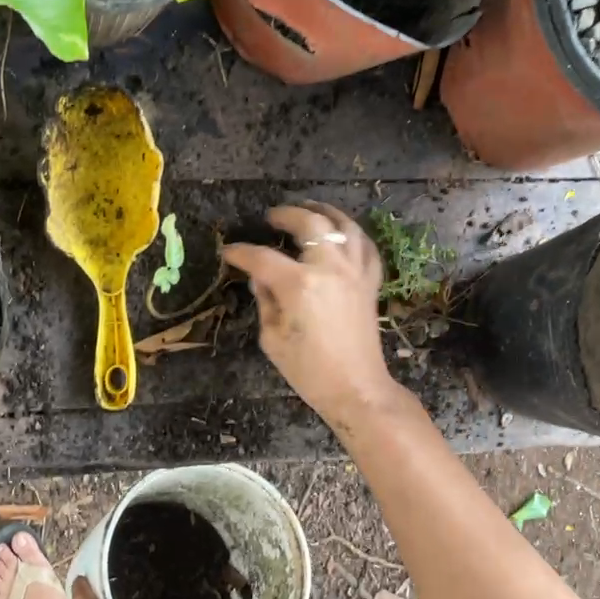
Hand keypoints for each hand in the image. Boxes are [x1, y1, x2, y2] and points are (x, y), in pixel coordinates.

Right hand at [222, 202, 400, 428]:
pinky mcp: (370, 283)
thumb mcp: (272, 339)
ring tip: (309, 209)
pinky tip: (343, 235)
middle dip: (287, 214)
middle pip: (310, 223)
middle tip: (272, 217)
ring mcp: (355, 273)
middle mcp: (330, 269)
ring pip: (345, 226)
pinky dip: (353, 235)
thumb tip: (260, 280)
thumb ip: (266, 302)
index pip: (263, 258)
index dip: (241, 253)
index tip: (229, 252)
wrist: (356, 388)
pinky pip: (366, 247)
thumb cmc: (309, 371)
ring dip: (325, 212)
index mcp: (299, 285)